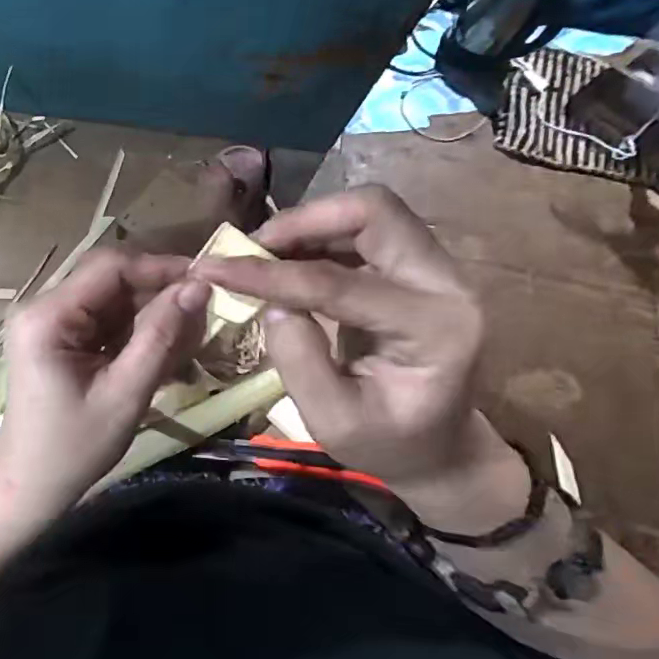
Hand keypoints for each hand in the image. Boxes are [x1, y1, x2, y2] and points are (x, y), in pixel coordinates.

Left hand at [0, 250, 210, 510]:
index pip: (109, 268)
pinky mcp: (58, 338)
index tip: (206, 282)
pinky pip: (103, 321)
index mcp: (46, 316)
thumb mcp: (124, 394)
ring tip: (190, 338)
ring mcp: (48, 322)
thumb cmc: (73, 448)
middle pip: (110, 280)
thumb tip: (198, 287)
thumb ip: (160, 337)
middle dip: (158, 293)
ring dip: (151, 314)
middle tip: (204, 315)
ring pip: (111, 300)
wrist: (29, 483)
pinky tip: (165, 350)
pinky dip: (135, 332)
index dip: (159, 268)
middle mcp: (42, 308)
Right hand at [192, 185, 492, 486]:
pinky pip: (365, 228)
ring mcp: (437, 270)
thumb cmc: (387, 443)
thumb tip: (272, 304)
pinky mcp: (417, 267)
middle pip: (374, 211)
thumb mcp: (332, 422)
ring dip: (308, 223)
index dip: (268, 274)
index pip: (337, 282)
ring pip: (369, 211)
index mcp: (434, 329)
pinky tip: (286, 259)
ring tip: (261, 253)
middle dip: (302, 221)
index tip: (211, 269)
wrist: (439, 448)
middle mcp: (447, 284)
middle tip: (250, 247)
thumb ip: (299, 361)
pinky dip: (318, 234)